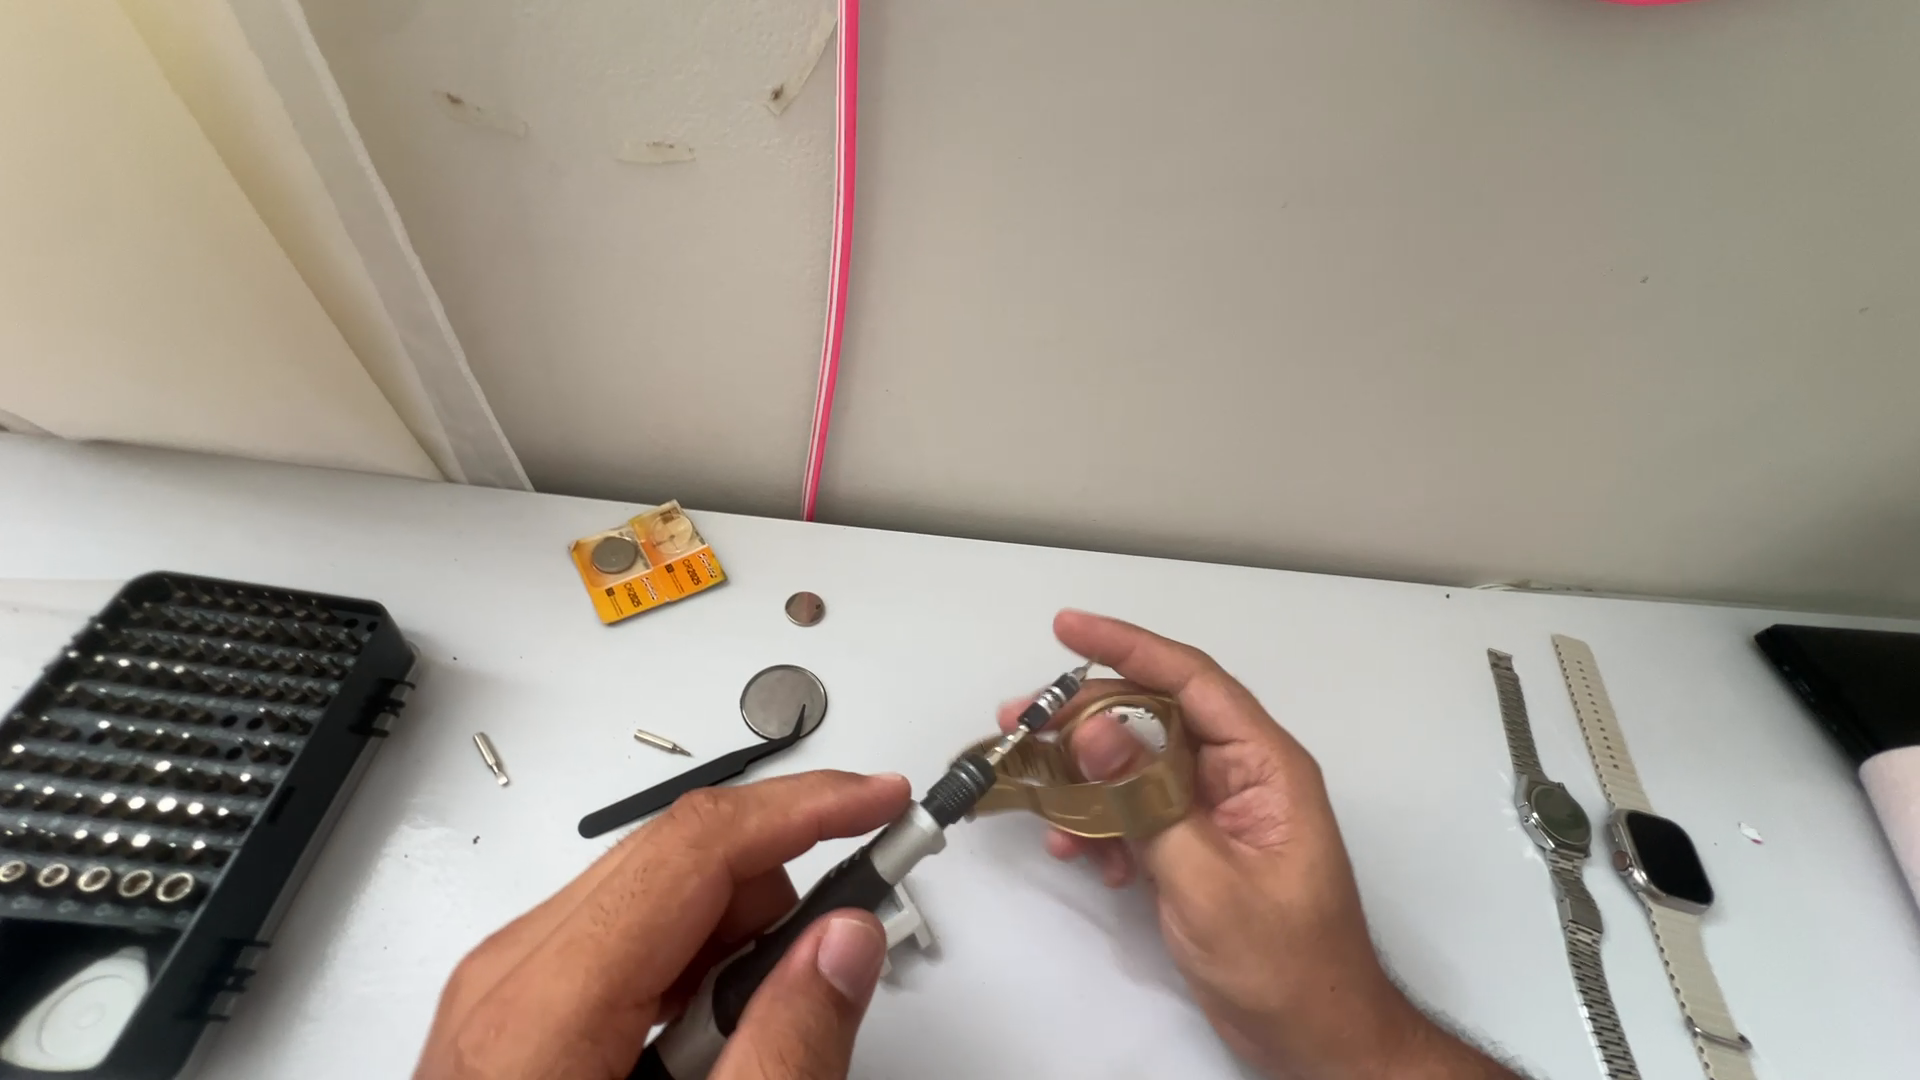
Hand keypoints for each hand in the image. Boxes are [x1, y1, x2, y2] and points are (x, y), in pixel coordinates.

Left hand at [415, 771, 910, 1079]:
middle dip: (783, 889)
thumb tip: (848, 936)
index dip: (807, 807)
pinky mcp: (534, 996)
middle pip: (692, 855)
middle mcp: (520, 965)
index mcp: (545, 1004)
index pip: (699, 845)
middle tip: (841, 947)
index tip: (883, 800)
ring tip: (749, 1039)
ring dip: (746, 938)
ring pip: (679, 888)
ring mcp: (520, 978)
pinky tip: (712, 1039)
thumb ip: (787, 1052)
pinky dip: (710, 963)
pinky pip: (653, 930)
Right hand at [1010, 612, 1519, 1079]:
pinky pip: (1129, 805)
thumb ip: (1147, 802)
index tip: (1068, 628)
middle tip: (1020, 719)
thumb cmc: (1285, 965)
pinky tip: (1077, 849)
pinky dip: (1096, 821)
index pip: (1189, 678)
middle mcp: (1233, 769)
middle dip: (1082, 716)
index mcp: (1261, 762)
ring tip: (1034, 790)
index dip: (1127, 645)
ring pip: (1130, 760)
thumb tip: (1094, 731)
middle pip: (1149, 714)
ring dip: (1080, 775)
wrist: (1312, 1039)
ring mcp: (1206, 803)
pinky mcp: (1186, 836)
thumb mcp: (1207, 881)